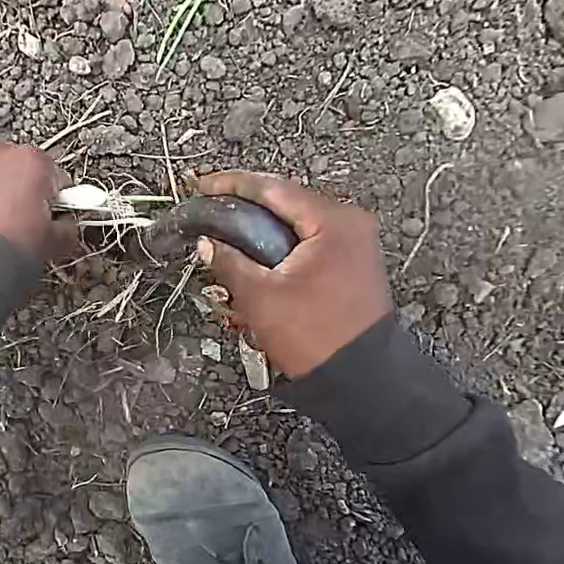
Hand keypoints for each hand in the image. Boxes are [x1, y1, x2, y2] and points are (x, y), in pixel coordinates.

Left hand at [0, 143, 66, 258]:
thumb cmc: (10, 250)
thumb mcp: (52, 244)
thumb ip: (65, 229)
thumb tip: (65, 229)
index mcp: (29, 163)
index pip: (53, 173)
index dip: (55, 196)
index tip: (54, 213)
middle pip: (14, 167)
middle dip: (19, 187)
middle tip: (22, 218)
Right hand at [194, 172, 392, 377]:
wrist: (360, 379)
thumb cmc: (317, 338)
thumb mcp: (261, 297)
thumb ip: (230, 261)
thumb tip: (207, 242)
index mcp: (334, 222)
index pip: (273, 188)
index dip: (231, 185)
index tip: (203, 186)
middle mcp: (350, 224)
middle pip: (286, 202)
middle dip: (245, 207)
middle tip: (210, 210)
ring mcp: (354, 243)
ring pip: (296, 223)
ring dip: (261, 228)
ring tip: (228, 235)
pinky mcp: (350, 263)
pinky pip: (308, 242)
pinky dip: (280, 246)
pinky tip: (256, 256)